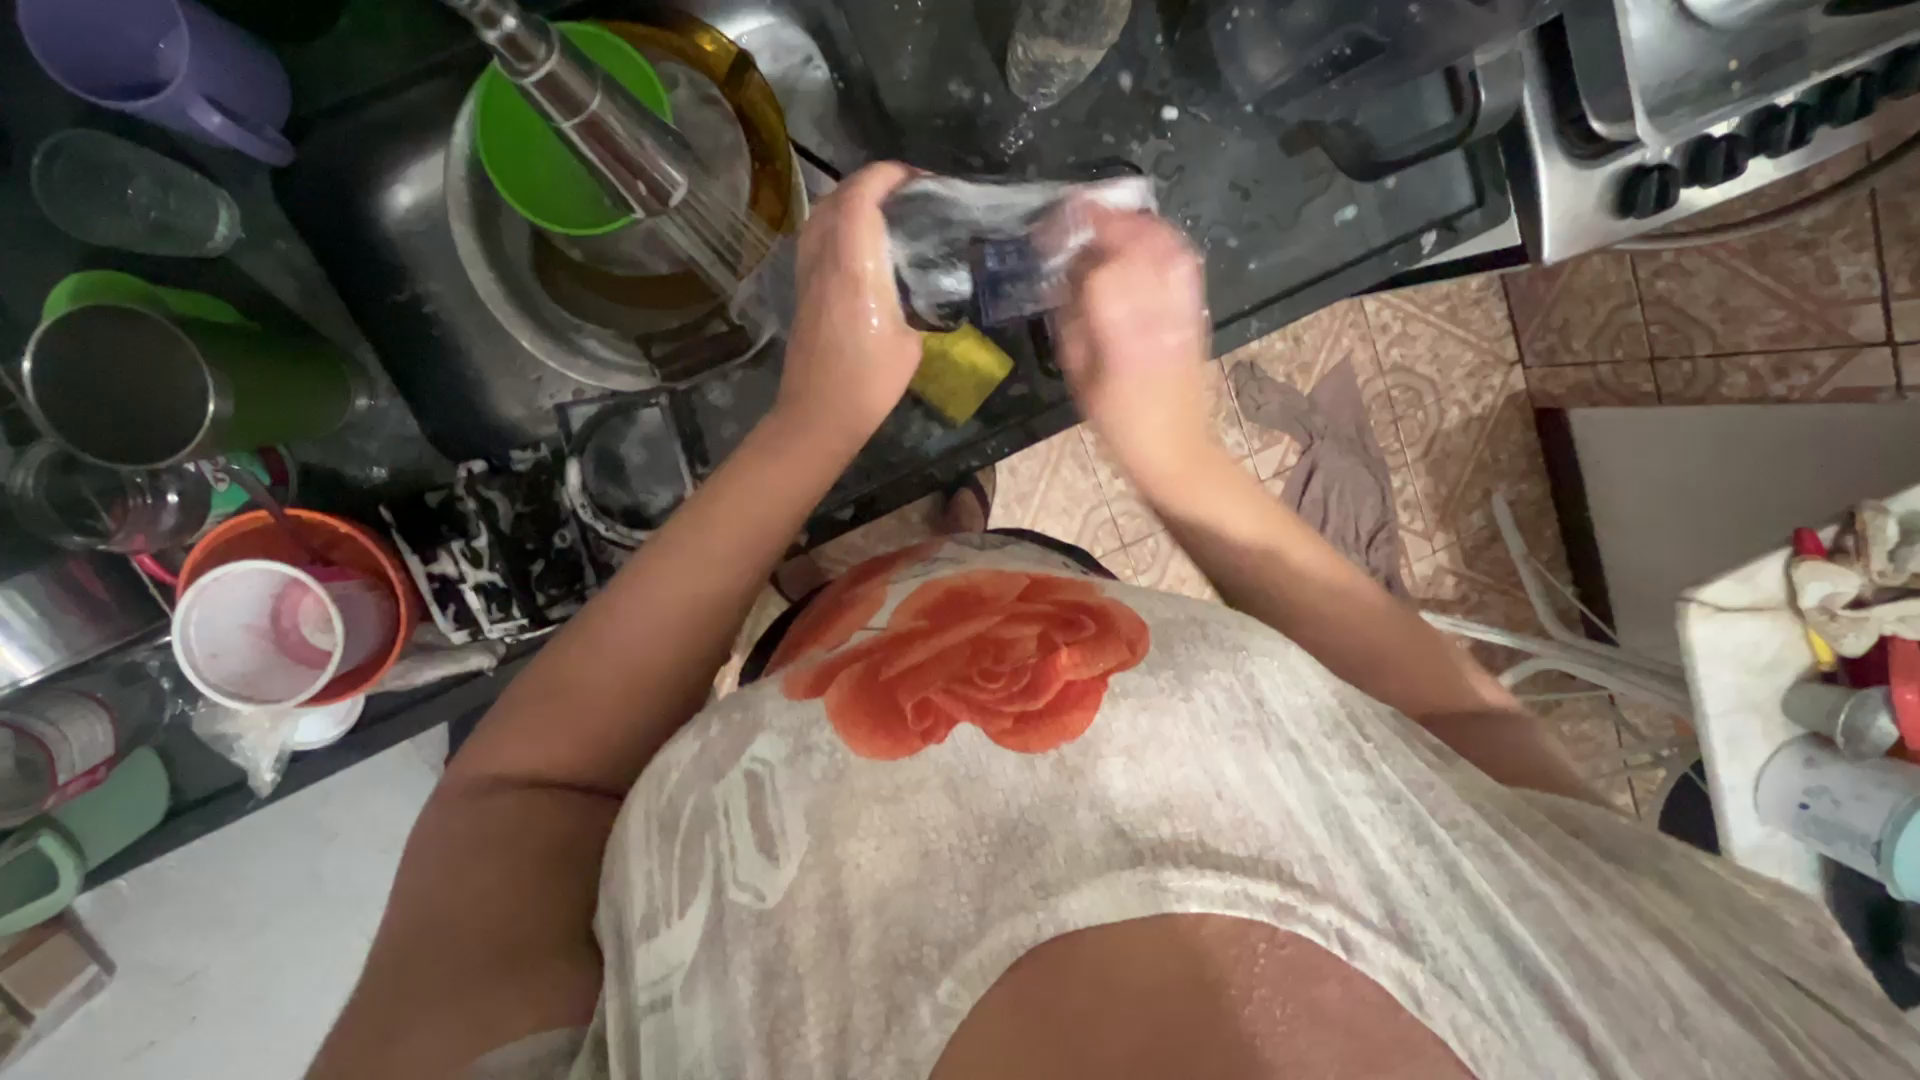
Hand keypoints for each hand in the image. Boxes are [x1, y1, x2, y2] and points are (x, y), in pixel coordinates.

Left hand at [776, 161, 922, 447]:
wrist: (819, 414)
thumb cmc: (869, 383)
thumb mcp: (910, 342)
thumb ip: (912, 300)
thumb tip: (914, 286)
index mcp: (855, 266)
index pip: (861, 197)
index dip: (887, 175)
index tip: (916, 179)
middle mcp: (825, 259)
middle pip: (838, 197)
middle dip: (870, 183)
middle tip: (905, 194)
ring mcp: (808, 274)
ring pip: (821, 215)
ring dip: (850, 201)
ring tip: (883, 211)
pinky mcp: (802, 291)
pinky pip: (816, 238)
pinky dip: (837, 224)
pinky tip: (860, 243)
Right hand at [1050, 203, 1219, 491]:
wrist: (1174, 448)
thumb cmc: (1118, 423)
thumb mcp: (1079, 377)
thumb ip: (1071, 322)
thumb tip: (1067, 279)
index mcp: (1121, 336)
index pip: (1102, 270)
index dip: (1078, 243)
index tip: (1056, 231)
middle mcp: (1156, 315)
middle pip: (1136, 246)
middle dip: (1107, 221)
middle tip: (1082, 215)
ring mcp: (1181, 311)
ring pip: (1165, 247)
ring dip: (1138, 225)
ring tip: (1113, 221)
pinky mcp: (1197, 313)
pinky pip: (1186, 264)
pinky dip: (1166, 242)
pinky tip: (1148, 239)